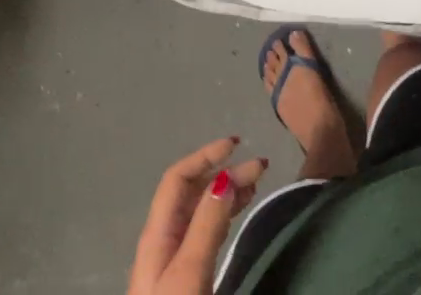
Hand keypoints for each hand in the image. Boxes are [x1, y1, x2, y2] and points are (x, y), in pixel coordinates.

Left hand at [128, 137, 267, 294]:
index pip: (177, 179)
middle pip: (191, 192)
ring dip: (227, 190)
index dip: (205, 156)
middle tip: (262, 166)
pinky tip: (238, 212)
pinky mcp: (184, 276)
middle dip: (224, 172)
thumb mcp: (190, 271)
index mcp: (158, 233)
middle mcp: (163, 239)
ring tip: (257, 183)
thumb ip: (207, 225)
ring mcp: (172, 258)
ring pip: (200, 210)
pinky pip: (205, 230)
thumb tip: (225, 176)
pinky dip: (224, 213)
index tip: (237, 143)